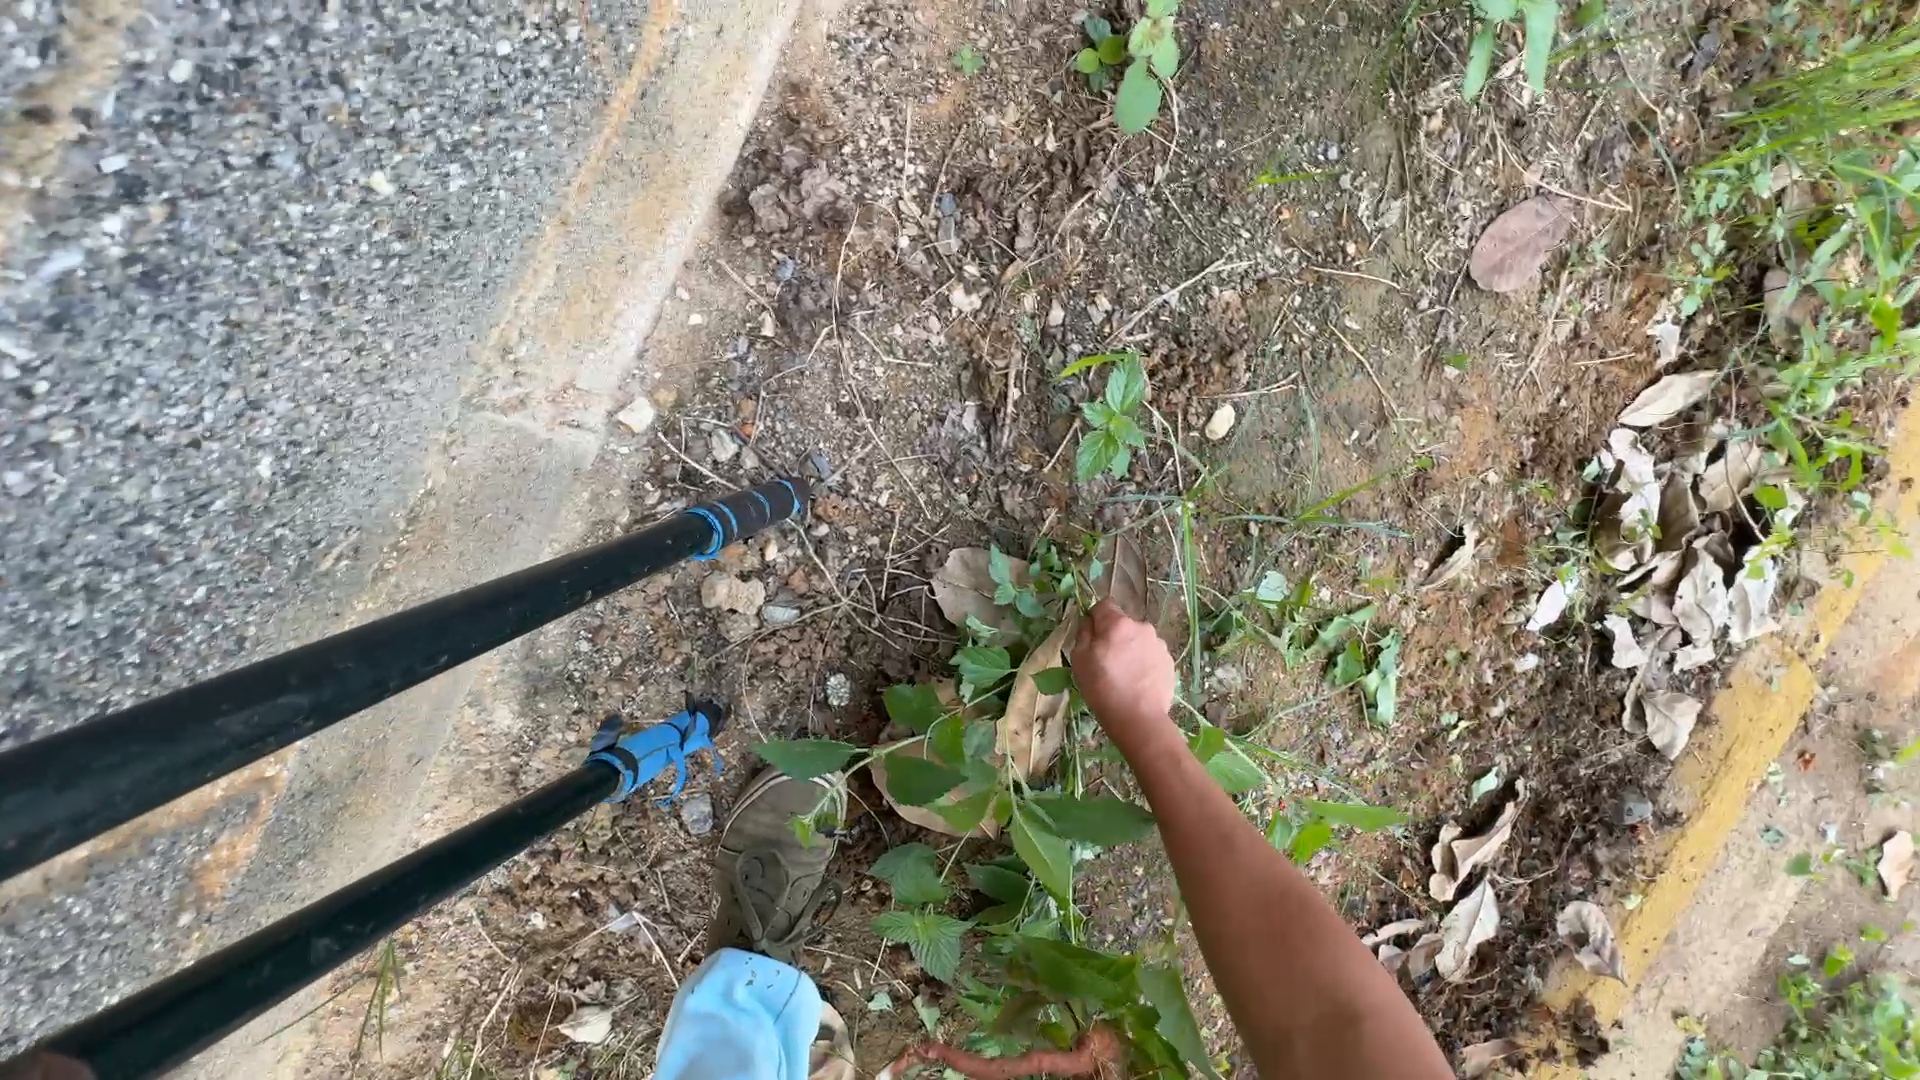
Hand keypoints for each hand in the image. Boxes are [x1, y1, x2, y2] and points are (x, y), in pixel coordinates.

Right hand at [1072, 602, 1176, 747]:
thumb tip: (1089, 621)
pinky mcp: (1169, 661)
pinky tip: (1138, 682)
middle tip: (1106, 661)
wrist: (1138, 718)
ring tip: (1125, 675)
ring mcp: (1159, 644)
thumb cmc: (1102, 687)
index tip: (1091, 637)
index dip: (1095, 618)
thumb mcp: (1079, 659)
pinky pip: (1150, 655)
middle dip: (1114, 636)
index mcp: (1118, 623)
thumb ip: (1083, 633)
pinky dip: (1143, 663)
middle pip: (1123, 624)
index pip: (1104, 605)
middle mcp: (1142, 627)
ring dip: (1130, 649)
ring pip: (1138, 640)